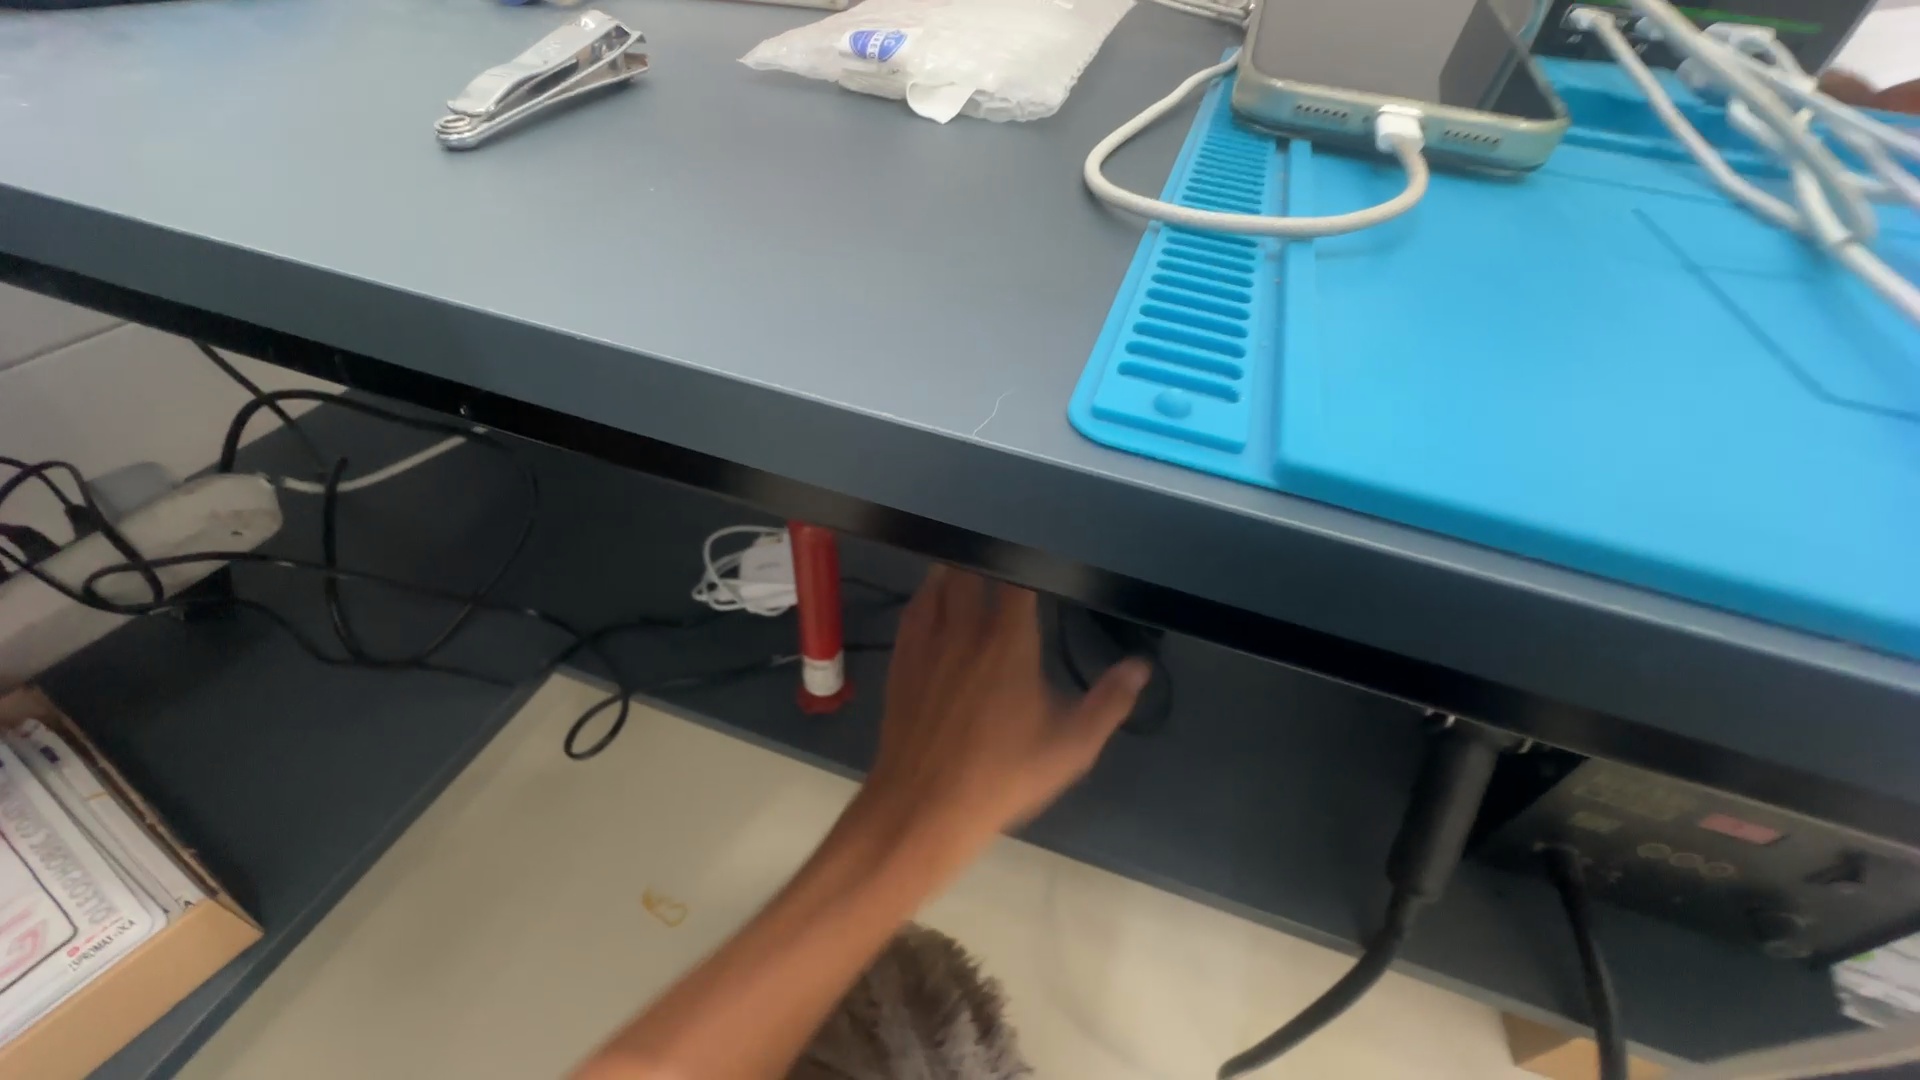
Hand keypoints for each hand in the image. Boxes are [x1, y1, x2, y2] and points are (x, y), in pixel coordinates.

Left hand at [853, 566, 1149, 854]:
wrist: (926, 805)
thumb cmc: (1004, 774)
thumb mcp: (1071, 746)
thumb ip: (1109, 702)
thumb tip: (1140, 666)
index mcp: (1008, 641)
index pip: (1016, 580)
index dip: (1026, 562)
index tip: (1037, 557)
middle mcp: (964, 630)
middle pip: (970, 570)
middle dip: (986, 558)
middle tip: (1001, 553)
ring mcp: (927, 644)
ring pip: (937, 584)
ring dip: (954, 569)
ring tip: (969, 564)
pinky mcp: (901, 662)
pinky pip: (912, 612)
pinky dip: (926, 596)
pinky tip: (932, 598)